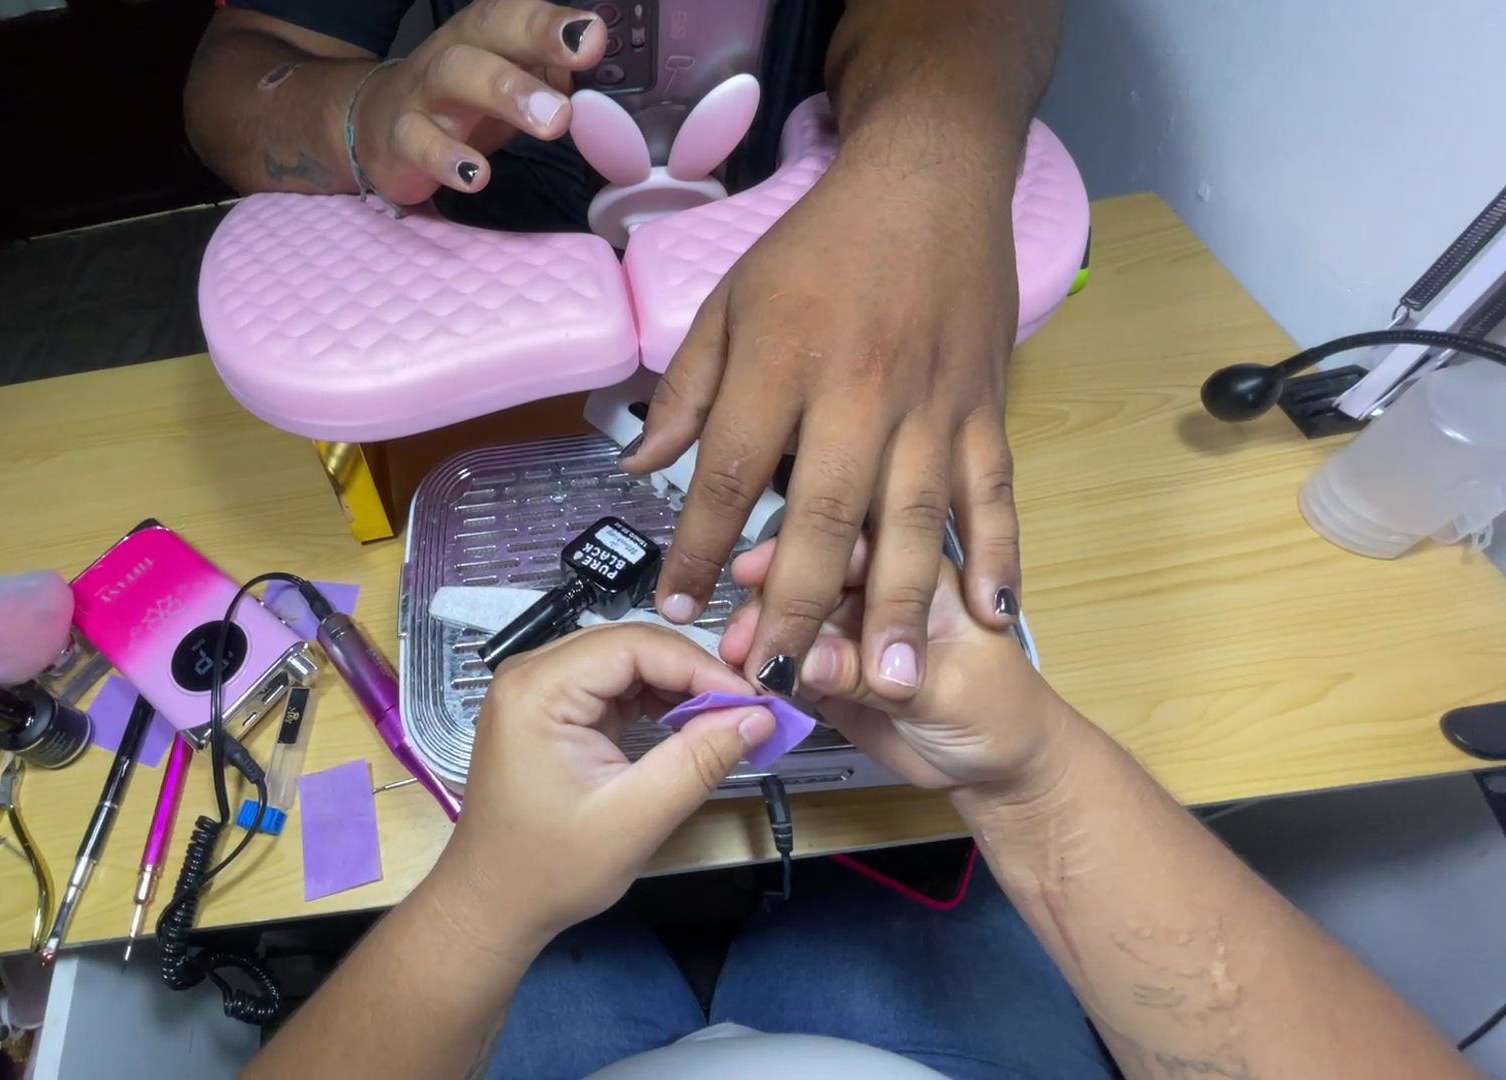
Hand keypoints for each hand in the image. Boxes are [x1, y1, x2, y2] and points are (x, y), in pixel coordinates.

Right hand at [350, 0, 603, 203]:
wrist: (377, 128)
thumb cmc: (458, 106)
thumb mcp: (507, 86)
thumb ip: (547, 77)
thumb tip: (583, 82)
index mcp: (484, 35)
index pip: (516, 13)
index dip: (552, 21)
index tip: (594, 34)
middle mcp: (454, 52)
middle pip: (489, 31)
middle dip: (537, 37)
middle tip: (584, 55)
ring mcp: (423, 94)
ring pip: (457, 76)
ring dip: (506, 93)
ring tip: (553, 124)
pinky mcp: (400, 139)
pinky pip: (419, 142)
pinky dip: (447, 159)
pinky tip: (478, 175)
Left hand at [430, 624, 774, 948]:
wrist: (493, 901)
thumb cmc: (551, 870)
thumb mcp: (633, 820)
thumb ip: (698, 761)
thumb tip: (758, 716)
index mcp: (536, 689)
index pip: (629, 645)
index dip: (696, 665)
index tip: (750, 699)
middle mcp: (530, 672)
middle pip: (625, 644)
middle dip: (689, 672)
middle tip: (745, 708)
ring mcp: (537, 686)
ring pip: (622, 660)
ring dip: (674, 684)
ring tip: (722, 718)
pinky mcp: (550, 704)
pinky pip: (610, 682)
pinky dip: (651, 698)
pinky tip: (685, 721)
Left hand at [622, 121, 1024, 701]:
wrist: (927, 181)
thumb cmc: (811, 249)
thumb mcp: (724, 304)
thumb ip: (683, 392)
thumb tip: (636, 464)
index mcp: (780, 365)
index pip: (727, 474)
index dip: (697, 546)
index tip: (676, 604)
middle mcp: (858, 394)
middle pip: (821, 515)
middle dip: (794, 603)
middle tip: (775, 675)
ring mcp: (932, 406)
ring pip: (912, 520)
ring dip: (894, 607)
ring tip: (882, 681)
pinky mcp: (986, 408)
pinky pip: (994, 491)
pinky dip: (998, 555)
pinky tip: (991, 617)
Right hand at [718, 537, 1065, 791]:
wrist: (996, 772)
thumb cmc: (999, 714)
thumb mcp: (948, 693)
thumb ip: (873, 677)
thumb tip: (808, 662)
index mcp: (914, 576)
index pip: (851, 551)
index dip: (801, 556)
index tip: (753, 571)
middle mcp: (872, 595)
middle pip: (808, 585)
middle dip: (769, 607)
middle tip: (737, 637)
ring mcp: (845, 632)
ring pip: (790, 625)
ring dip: (761, 642)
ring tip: (737, 662)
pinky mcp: (826, 671)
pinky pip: (788, 665)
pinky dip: (767, 673)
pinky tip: (747, 681)